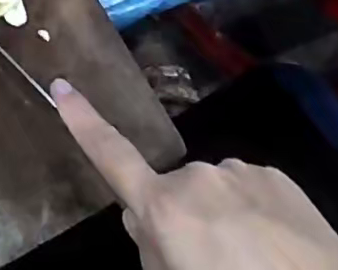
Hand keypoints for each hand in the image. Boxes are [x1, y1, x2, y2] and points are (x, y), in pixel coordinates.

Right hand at [52, 78, 337, 269]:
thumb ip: (153, 251)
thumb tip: (141, 219)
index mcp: (168, 210)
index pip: (113, 158)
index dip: (83, 122)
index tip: (61, 84)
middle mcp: (199, 176)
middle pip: (170, 193)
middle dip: (175, 220)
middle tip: (202, 266)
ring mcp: (241, 170)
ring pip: (211, 192)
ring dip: (217, 218)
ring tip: (248, 263)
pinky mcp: (276, 174)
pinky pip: (246, 190)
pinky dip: (249, 214)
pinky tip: (273, 249)